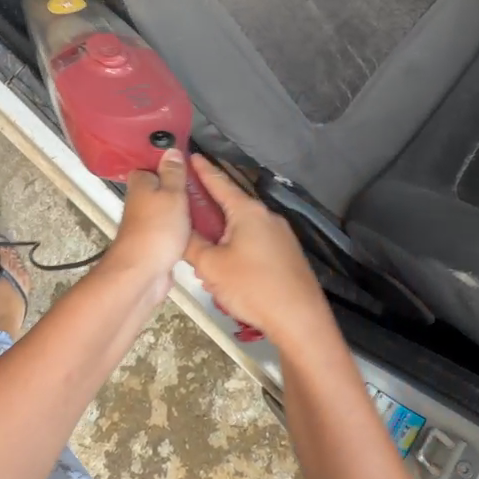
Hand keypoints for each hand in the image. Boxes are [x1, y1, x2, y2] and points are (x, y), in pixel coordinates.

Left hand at [102, 148, 190, 299]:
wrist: (143, 271)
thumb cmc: (158, 228)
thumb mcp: (171, 194)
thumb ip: (173, 173)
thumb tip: (170, 149)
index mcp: (140, 182)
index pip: (152, 164)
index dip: (168, 162)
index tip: (190, 162)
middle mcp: (140, 200)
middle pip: (162, 187)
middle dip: (180, 187)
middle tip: (205, 186)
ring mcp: (147, 221)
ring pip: (168, 209)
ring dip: (183, 209)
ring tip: (209, 205)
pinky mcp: (155, 241)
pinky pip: (172, 228)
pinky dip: (183, 228)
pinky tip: (201, 228)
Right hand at [182, 154, 331, 348]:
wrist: (302, 323)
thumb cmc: (253, 287)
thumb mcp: (210, 266)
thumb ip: (189, 243)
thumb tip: (176, 230)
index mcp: (248, 211)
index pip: (219, 182)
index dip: (202, 169)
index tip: (189, 155)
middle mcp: (267, 216)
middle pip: (230, 204)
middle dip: (208, 207)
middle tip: (184, 208)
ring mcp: (281, 236)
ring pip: (242, 226)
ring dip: (221, 231)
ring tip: (201, 245)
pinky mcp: (288, 255)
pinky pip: (255, 241)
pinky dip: (237, 244)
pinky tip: (226, 265)